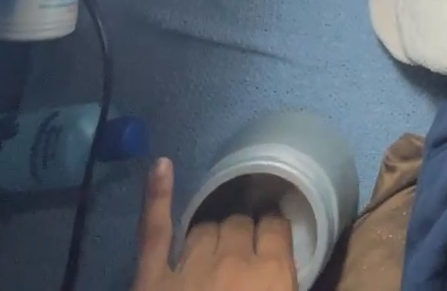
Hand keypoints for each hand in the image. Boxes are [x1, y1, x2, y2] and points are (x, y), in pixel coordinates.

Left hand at [134, 158, 297, 290]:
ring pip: (205, 227)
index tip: (271, 234)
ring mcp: (190, 267)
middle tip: (239, 251)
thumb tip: (295, 262)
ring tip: (212, 244)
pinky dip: (157, 197)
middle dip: (240, 233)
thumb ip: (286, 279)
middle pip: (239, 224)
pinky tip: (161, 166)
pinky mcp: (151, 279)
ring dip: (210, 233)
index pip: (276, 227)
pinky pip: (155, 232)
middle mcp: (234, 260)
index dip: (272, 229)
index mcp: (272, 272)